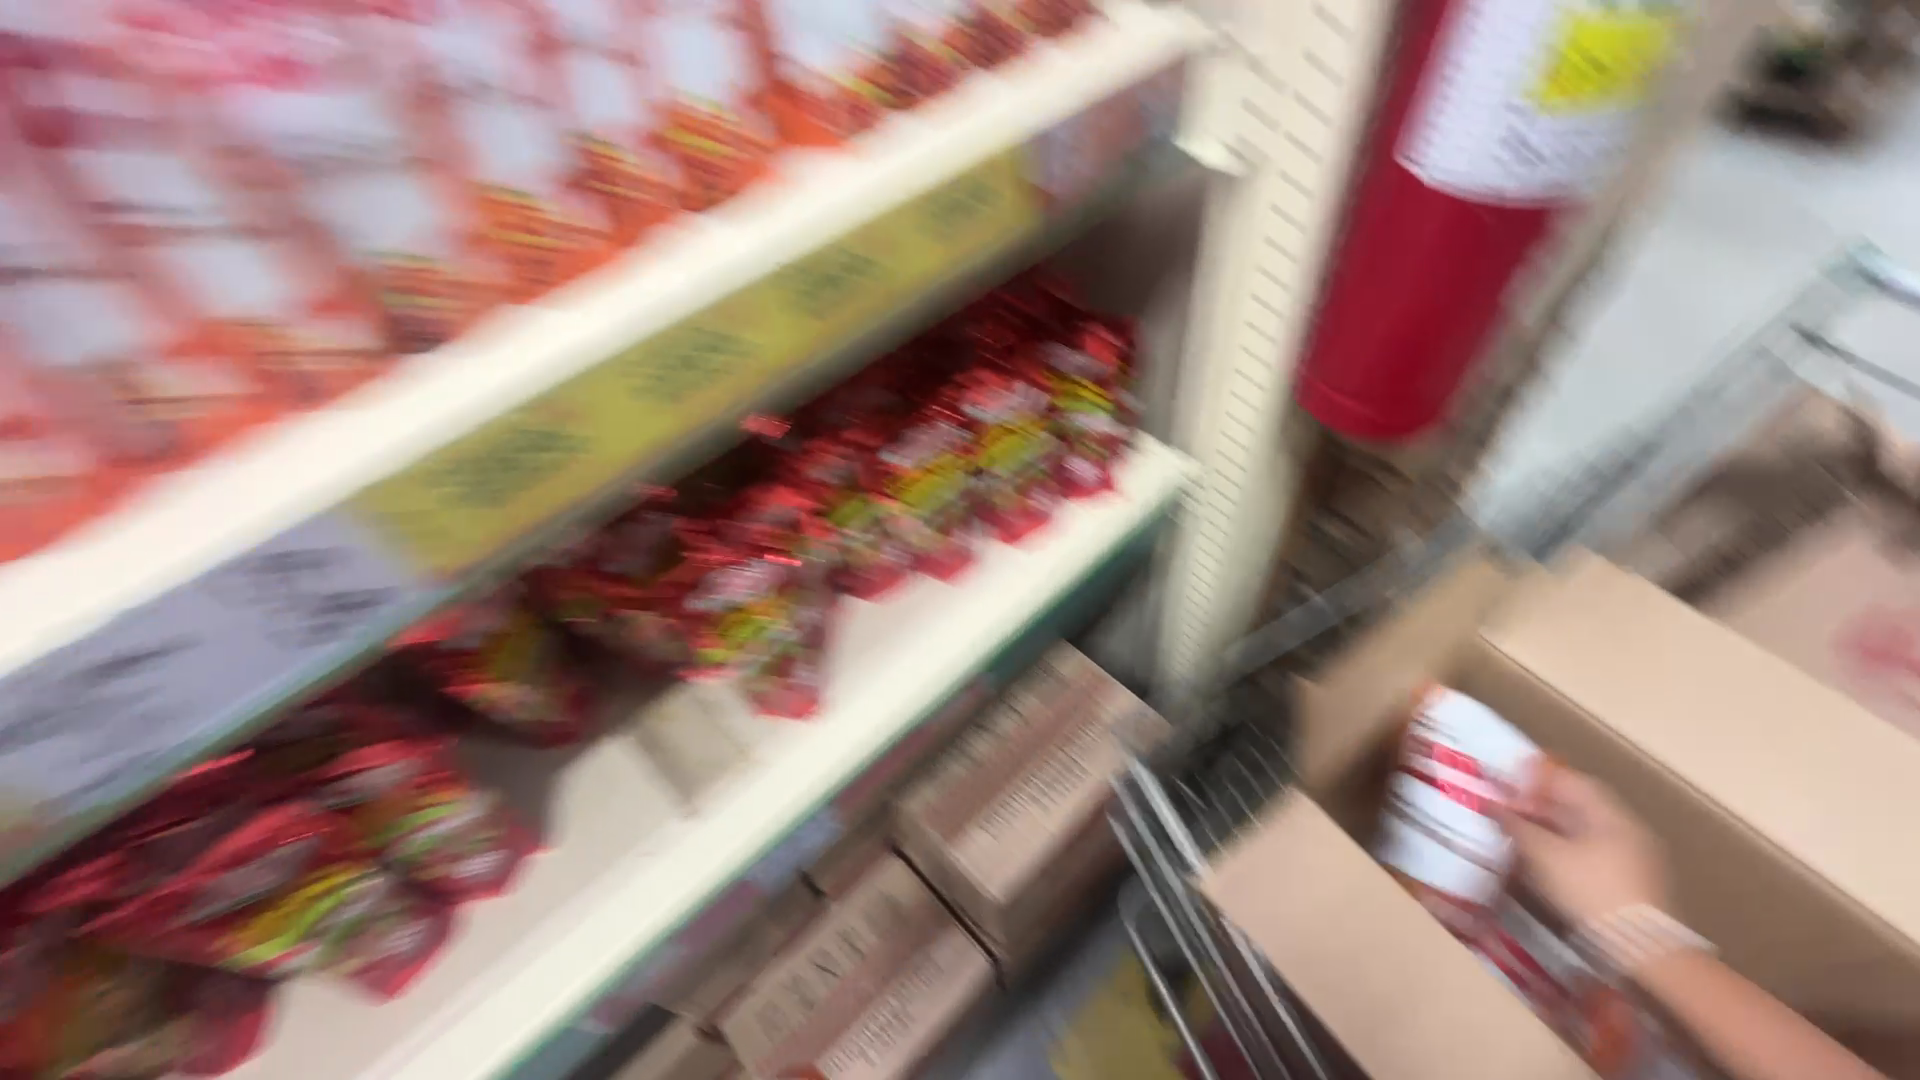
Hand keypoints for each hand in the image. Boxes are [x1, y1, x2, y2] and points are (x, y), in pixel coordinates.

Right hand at [1501, 769, 1667, 926]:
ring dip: (1549, 827)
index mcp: (1612, 816)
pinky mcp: (1630, 882)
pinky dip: (1563, 848)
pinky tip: (1542, 859)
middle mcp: (1627, 830)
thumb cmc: (1589, 889)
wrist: (1641, 950)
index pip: (1571, 781)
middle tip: (1506, 809)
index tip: (1506, 783)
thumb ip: (1515, 824)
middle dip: (1539, 805)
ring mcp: (1633, 858)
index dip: (1535, 778)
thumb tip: (1490, 804)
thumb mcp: (1543, 854)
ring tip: (1517, 833)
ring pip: (1582, 830)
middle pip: (1577, 806)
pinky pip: (1590, 852)